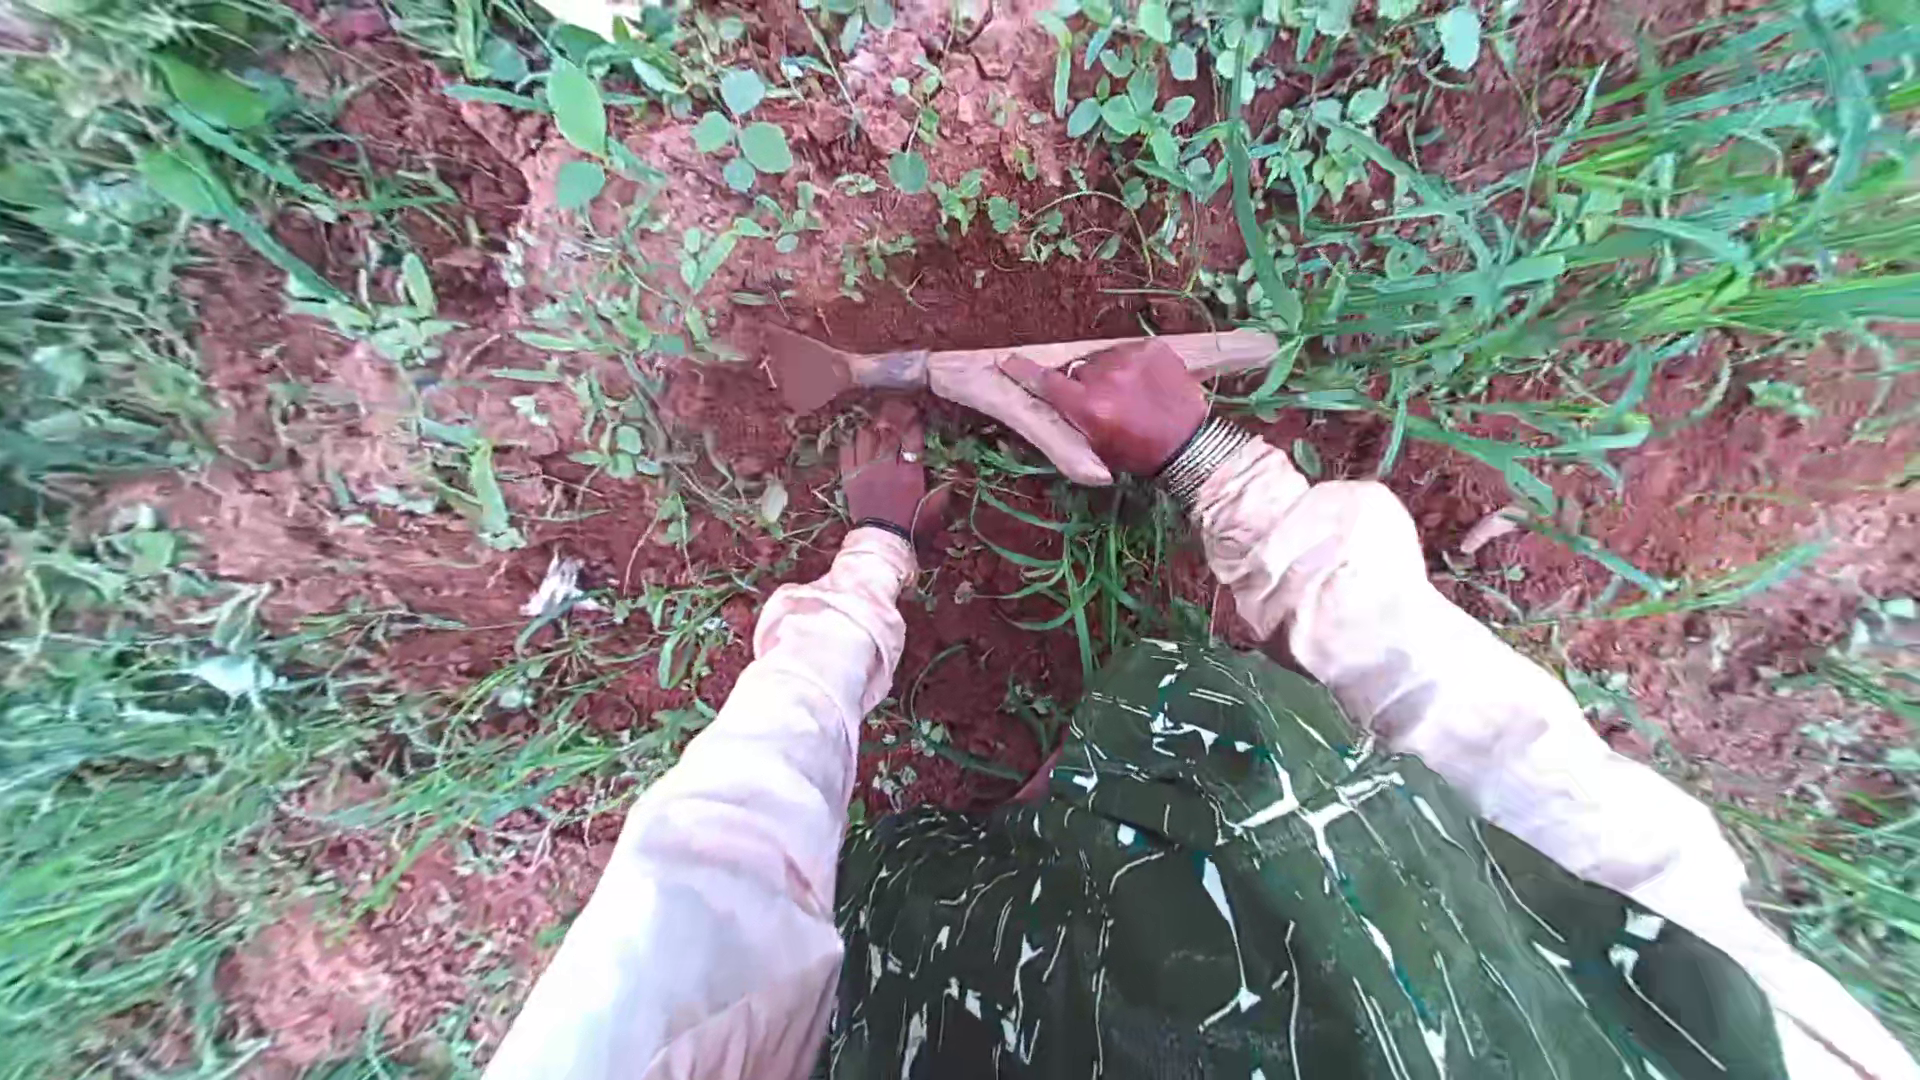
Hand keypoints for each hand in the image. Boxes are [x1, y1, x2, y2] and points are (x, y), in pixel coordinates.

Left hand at [839, 401, 943, 538]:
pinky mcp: (849, 476)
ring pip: (866, 435)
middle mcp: (886, 466)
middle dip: (893, 417)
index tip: (915, 414)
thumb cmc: (910, 524)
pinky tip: (857, 437)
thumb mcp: (933, 508)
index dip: (913, 422)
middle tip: (896, 410)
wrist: (882, 539)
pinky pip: (847, 449)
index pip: (912, 437)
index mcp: (910, 473)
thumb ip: (944, 489)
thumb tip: (957, 473)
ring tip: (876, 424)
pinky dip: (851, 440)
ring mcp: (865, 470)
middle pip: (888, 431)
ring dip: (872, 427)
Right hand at [998, 340, 1208, 475]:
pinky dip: (1131, 364)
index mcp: (1088, 407)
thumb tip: (1050, 400)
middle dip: (1083, 383)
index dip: (1023, 371)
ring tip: (1127, 393)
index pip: (1046, 382)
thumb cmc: (1136, 454)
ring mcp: (1131, 359)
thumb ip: (1070, 423)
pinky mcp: (1153, 348)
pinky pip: (1129, 350)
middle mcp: (1105, 378)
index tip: (1006, 361)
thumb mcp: (1095, 447)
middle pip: (1077, 370)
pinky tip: (1144, 384)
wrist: (1188, 446)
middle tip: (1100, 402)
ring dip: (1107, 372)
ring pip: (1103, 358)